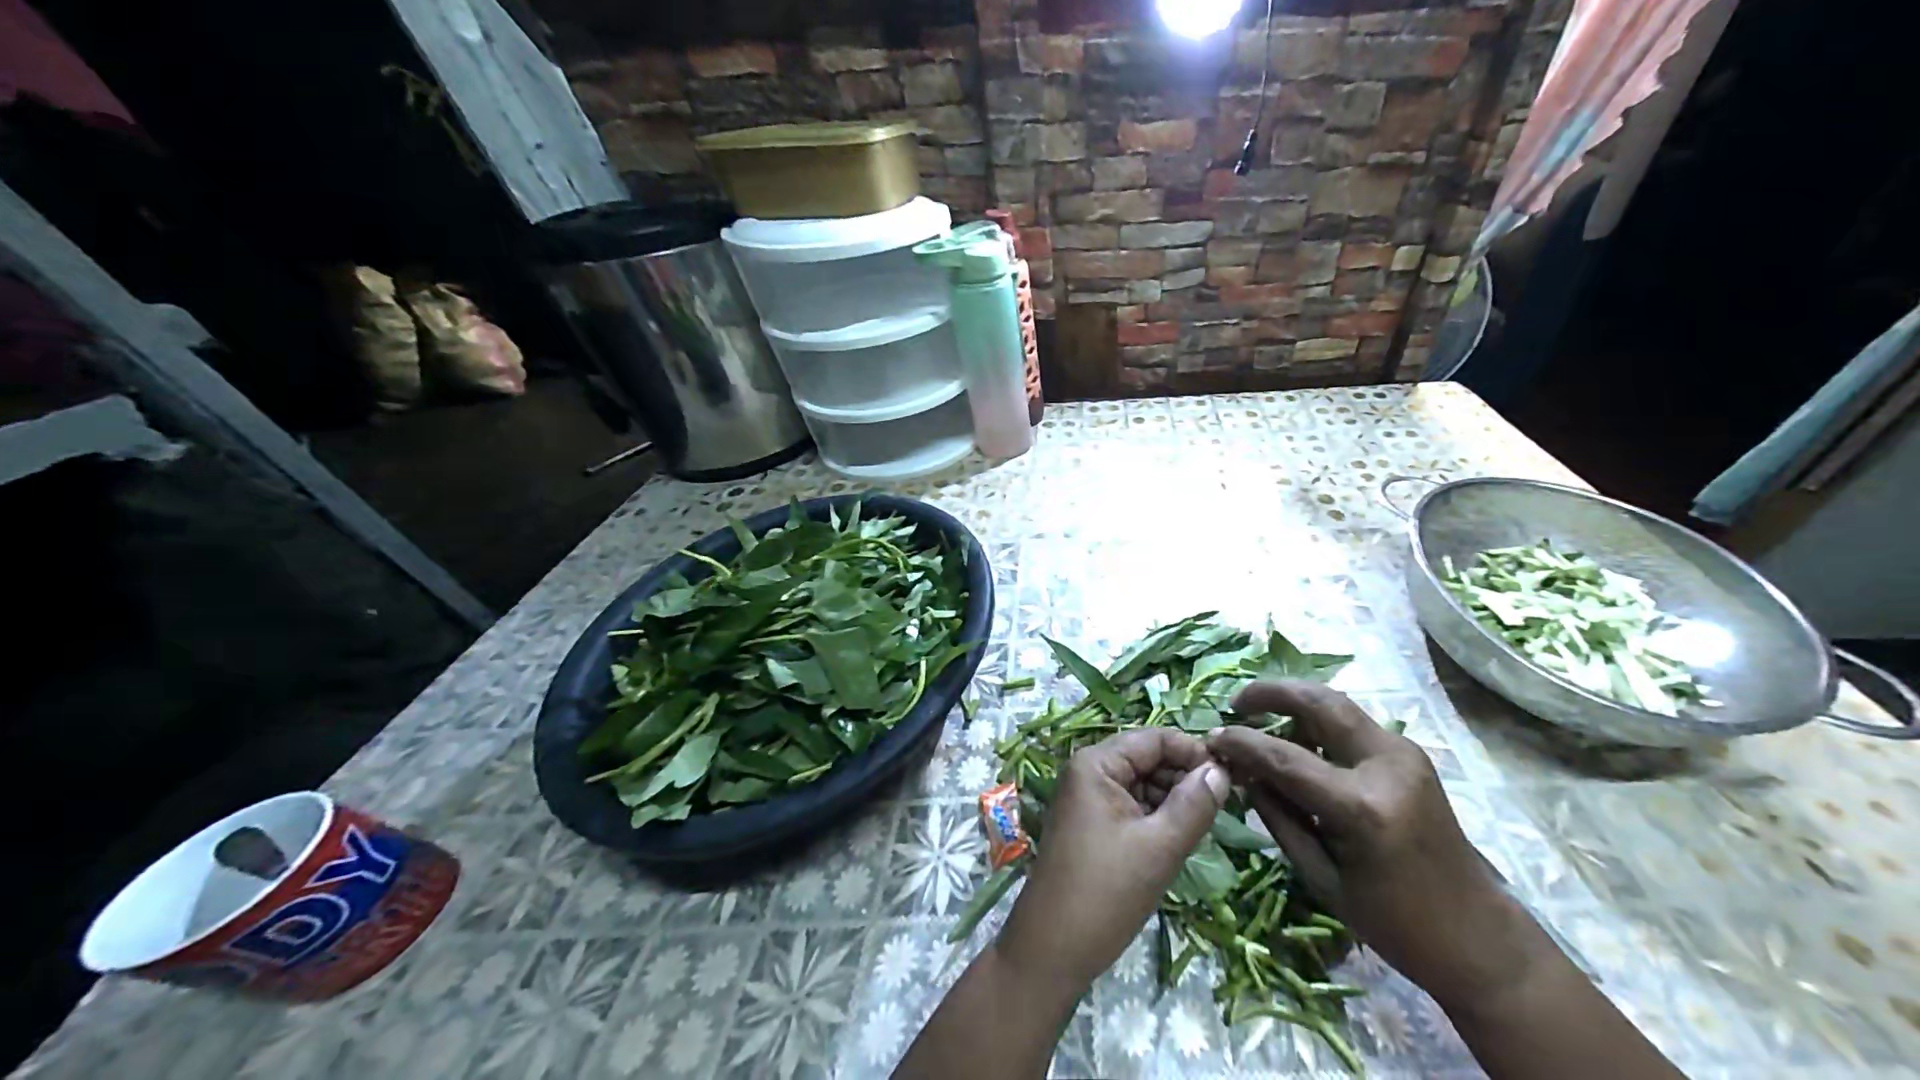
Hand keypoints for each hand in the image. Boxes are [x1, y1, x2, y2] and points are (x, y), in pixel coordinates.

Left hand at [995, 728, 1229, 990]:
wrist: (1053, 947)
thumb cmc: (1106, 891)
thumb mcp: (1160, 846)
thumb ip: (1194, 804)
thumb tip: (1221, 770)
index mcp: (1096, 764)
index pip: (1155, 739)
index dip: (1194, 751)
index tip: (1234, 775)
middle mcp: (1088, 772)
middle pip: (1148, 759)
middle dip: (1186, 776)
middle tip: (1228, 803)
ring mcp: (1088, 799)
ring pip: (1143, 784)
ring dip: (1175, 798)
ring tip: (1209, 822)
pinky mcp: (1092, 825)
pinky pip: (1132, 807)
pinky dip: (1158, 817)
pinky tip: (1182, 836)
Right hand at [1205, 682, 1537, 1007]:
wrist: (1479, 937)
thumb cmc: (1394, 922)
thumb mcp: (1321, 877)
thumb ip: (1279, 817)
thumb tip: (1242, 774)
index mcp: (1363, 809)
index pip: (1285, 757)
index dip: (1241, 743)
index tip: (1211, 738)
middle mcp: (1388, 768)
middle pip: (1320, 703)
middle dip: (1272, 692)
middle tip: (1237, 703)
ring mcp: (1406, 756)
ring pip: (1338, 705)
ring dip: (1295, 704)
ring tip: (1260, 721)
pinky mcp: (1411, 757)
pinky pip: (1353, 724)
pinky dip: (1318, 722)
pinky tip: (1298, 740)